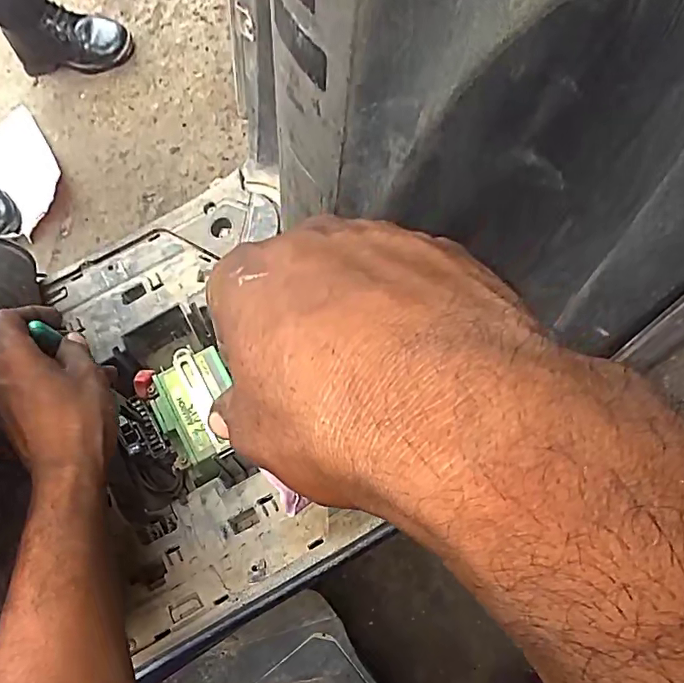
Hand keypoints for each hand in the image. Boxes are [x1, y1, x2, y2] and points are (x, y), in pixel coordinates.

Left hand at [0, 306, 115, 485]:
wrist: (69, 474)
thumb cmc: (76, 427)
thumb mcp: (88, 374)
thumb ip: (76, 349)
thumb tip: (72, 344)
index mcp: (12, 359)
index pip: (8, 318)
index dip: (33, 312)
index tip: (54, 319)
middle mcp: (0, 380)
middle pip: (16, 346)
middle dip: (48, 345)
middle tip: (76, 350)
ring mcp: (4, 406)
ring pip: (26, 374)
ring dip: (53, 369)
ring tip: (87, 377)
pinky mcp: (14, 426)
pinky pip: (28, 397)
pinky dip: (50, 391)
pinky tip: (79, 399)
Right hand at [207, 217, 559, 517]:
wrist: (455, 420)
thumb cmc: (350, 421)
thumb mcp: (259, 439)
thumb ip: (237, 414)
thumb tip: (235, 413)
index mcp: (251, 280)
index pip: (227, 296)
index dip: (241, 337)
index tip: (255, 366)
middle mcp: (314, 245)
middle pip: (293, 277)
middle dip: (297, 320)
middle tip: (310, 376)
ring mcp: (383, 243)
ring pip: (354, 275)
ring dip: (355, 315)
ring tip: (369, 376)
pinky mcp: (443, 256)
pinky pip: (411, 282)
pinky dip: (409, 314)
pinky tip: (414, 364)